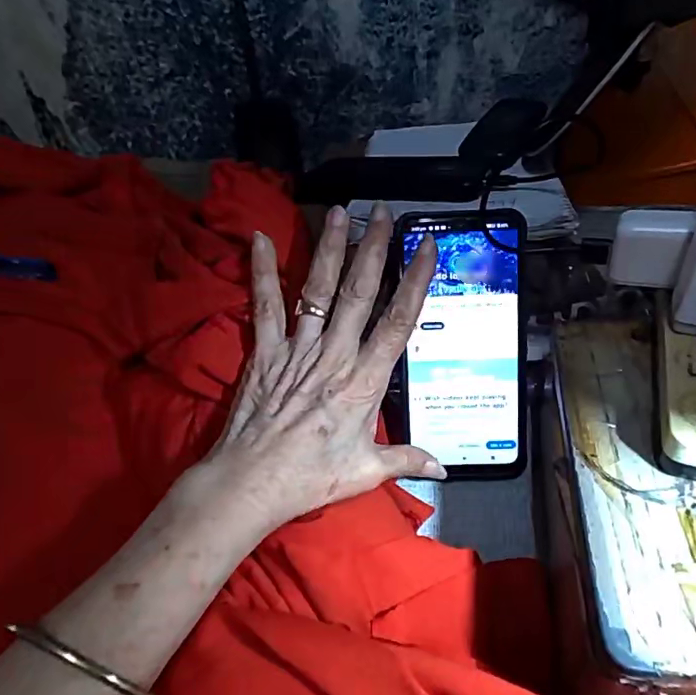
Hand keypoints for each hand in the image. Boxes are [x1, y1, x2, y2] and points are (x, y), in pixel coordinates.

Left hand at [187, 202, 443, 533]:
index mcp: (364, 381)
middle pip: (360, 293)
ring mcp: (298, 349)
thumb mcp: (365, 472)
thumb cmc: (311, 478)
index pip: (398, 322)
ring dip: (330, 250)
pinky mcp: (265, 352)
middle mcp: (334, 356)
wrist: (253, 480)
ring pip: (319, 290)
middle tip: (382, 214)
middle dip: (374, 249)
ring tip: (340, 214)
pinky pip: (265, 306)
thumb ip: (406, 460)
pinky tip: (258, 240)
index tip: (425, 247)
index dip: (415, 281)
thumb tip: (442, 467)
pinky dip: (261, 272)